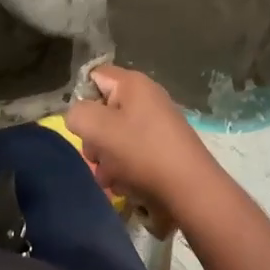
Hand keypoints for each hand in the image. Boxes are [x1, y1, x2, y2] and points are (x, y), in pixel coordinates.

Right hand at [64, 65, 217, 215]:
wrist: (192, 192)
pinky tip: (128, 186)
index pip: (93, 77)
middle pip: (104, 112)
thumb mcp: (97, 128)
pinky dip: (127, 169)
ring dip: (108, 160)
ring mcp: (158, 124)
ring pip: (117, 138)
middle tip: (97, 158)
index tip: (83, 127)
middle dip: (95, 139)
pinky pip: (135, 154)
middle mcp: (147, 98)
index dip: (82, 101)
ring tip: (113, 180)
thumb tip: (79, 118)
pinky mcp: (165, 150)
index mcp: (132, 83)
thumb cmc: (142, 153)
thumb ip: (77, 114)